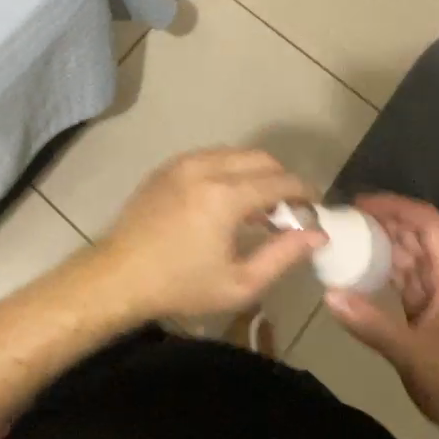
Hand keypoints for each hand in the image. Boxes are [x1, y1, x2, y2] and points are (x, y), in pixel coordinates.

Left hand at [91, 149, 324, 320]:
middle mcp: (205, 167)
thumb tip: (318, 234)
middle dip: (281, 178)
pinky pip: (209, 156)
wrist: (120, 275)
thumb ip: (283, 255)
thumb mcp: (240, 283)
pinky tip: (228, 200)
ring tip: (259, 207)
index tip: (315, 208)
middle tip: (289, 209)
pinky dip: (228, 169)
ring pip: (234, 153)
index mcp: (225, 195)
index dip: (304, 192)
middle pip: (259, 158)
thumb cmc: (182, 285)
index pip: (279, 180)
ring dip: (254, 172)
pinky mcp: (167, 166)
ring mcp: (182, 162)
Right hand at [324, 195, 438, 438]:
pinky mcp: (428, 319)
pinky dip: (381, 273)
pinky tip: (356, 273)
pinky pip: (402, 283)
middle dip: (383, 222)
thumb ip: (372, 325)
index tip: (359, 205)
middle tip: (343, 219)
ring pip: (408, 259)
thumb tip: (327, 294)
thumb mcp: (415, 356)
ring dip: (380, 246)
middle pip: (417, 237)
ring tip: (345, 238)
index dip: (396, 207)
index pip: (429, 225)